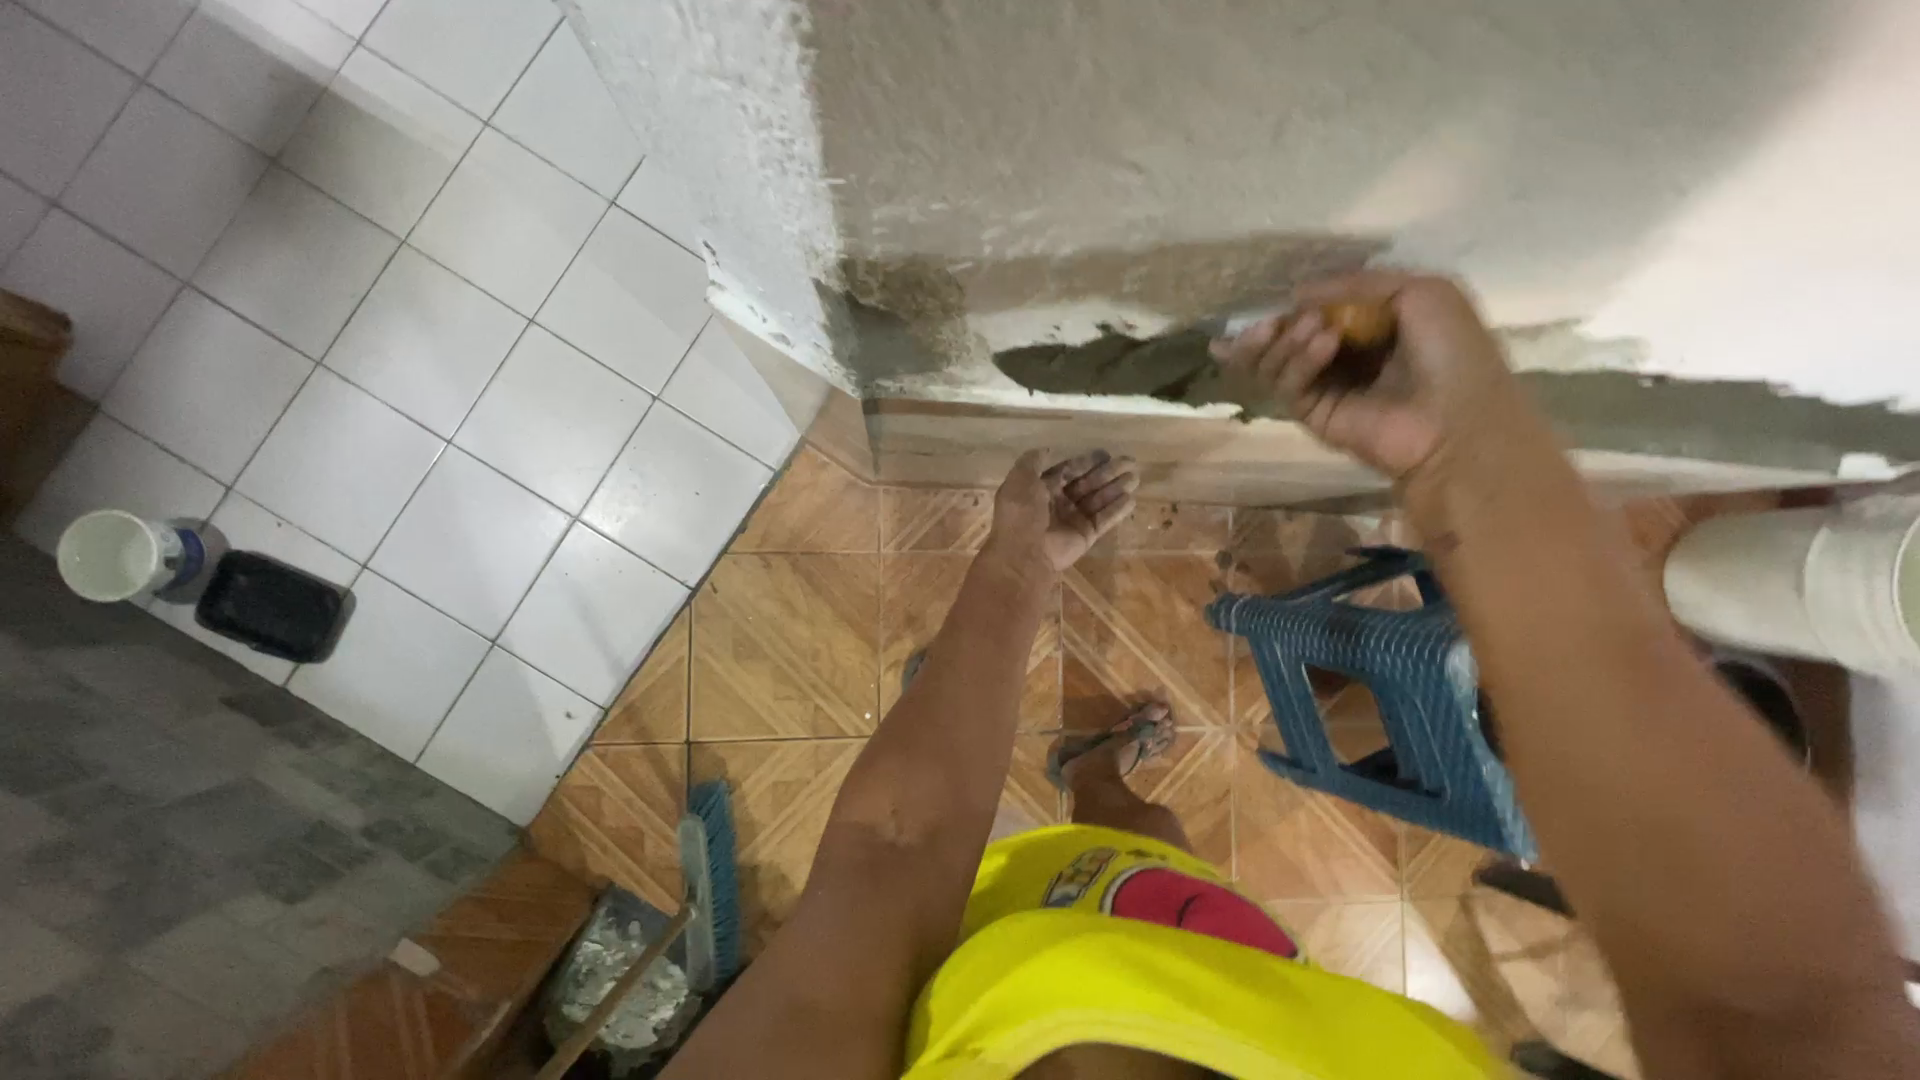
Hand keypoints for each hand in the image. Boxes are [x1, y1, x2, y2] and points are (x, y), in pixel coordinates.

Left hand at [988, 450, 1139, 572]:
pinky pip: (1104, 520)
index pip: (1067, 471)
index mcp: (1040, 489)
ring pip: (1098, 500)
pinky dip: (1117, 510)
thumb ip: (1032, 462)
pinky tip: (1131, 498)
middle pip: (1086, 483)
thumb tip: (1048, 449)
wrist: (1024, 553)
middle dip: (1107, 472)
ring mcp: (1072, 520)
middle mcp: (1057, 503)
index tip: (1105, 454)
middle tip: (1129, 462)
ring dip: (1116, 487)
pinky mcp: (1085, 536)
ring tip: (1135, 477)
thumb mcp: (1020, 480)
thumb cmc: (1021, 513)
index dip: (1085, 462)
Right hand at [1210, 271, 1516, 482]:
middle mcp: (1343, 358)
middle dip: (1280, 326)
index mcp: (1370, 329)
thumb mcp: (1422, 293)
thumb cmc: (1453, 353)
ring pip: (1277, 363)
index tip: (1292, 295)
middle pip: (1286, 340)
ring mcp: (1325, 388)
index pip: (1317, 313)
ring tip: (1311, 327)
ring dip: (1285, 342)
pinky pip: (1288, 386)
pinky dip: (1298, 362)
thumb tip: (1299, 292)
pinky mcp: (1312, 415)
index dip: (1300, 304)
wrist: (1458, 422)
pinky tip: (1323, 346)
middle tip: (1278, 318)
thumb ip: (1360, 284)